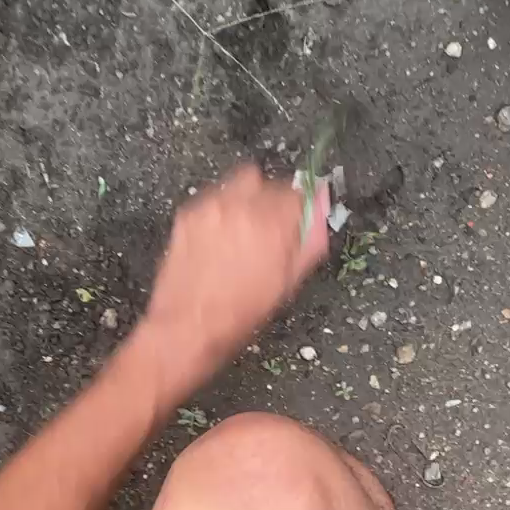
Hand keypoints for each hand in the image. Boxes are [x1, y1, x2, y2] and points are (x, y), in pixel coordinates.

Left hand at [138, 164, 328, 395]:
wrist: (187, 328)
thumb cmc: (234, 316)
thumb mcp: (285, 284)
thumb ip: (309, 242)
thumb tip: (322, 214)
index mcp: (273, 223)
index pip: (299, 191)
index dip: (300, 208)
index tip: (297, 220)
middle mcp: (242, 207)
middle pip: (269, 182)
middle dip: (272, 201)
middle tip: (268, 229)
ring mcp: (212, 208)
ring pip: (239, 183)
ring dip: (246, 202)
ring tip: (240, 237)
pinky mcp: (188, 215)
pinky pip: (212, 199)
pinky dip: (219, 212)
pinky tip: (218, 242)